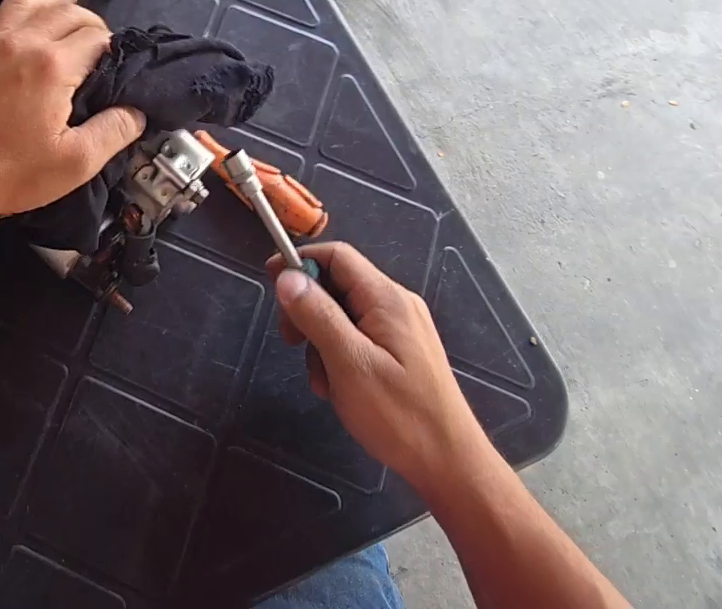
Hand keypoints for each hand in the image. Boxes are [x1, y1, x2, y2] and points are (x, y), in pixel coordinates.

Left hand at [0, 0, 145, 230]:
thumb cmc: (6, 174)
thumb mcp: (74, 163)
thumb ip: (112, 132)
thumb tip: (136, 113)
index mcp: (52, 66)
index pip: (95, 37)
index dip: (111, 46)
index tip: (112, 63)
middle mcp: (20, 42)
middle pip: (66, 11)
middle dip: (89, 21)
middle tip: (97, 40)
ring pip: (26, 1)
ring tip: (67, 2)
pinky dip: (13, 11)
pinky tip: (18, 22)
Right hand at [266, 242, 492, 490]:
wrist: (451, 466)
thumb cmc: (399, 415)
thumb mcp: (349, 363)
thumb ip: (316, 315)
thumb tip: (286, 275)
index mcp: (386, 298)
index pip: (336, 255)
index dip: (300, 262)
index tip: (270, 282)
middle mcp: (396, 304)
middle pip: (337, 284)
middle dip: (307, 309)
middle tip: (291, 341)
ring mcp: (401, 328)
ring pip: (343, 314)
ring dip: (321, 340)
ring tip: (322, 380)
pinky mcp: (401, 351)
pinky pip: (358, 337)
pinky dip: (338, 354)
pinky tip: (338, 387)